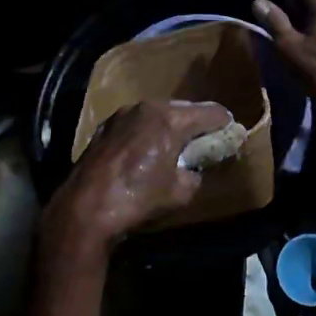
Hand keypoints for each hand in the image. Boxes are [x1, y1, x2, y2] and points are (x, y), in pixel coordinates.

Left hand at [43, 100, 233, 264]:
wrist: (86, 207)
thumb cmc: (138, 199)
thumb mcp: (181, 192)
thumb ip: (196, 173)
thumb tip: (194, 168)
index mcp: (170, 118)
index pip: (212, 112)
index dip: (225, 125)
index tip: (230, 138)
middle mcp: (146, 107)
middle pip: (184, 108)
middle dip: (196, 125)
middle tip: (203, 146)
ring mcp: (122, 114)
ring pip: (157, 114)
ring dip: (169, 127)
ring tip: (173, 150)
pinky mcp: (105, 126)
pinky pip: (137, 123)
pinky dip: (147, 133)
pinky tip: (146, 153)